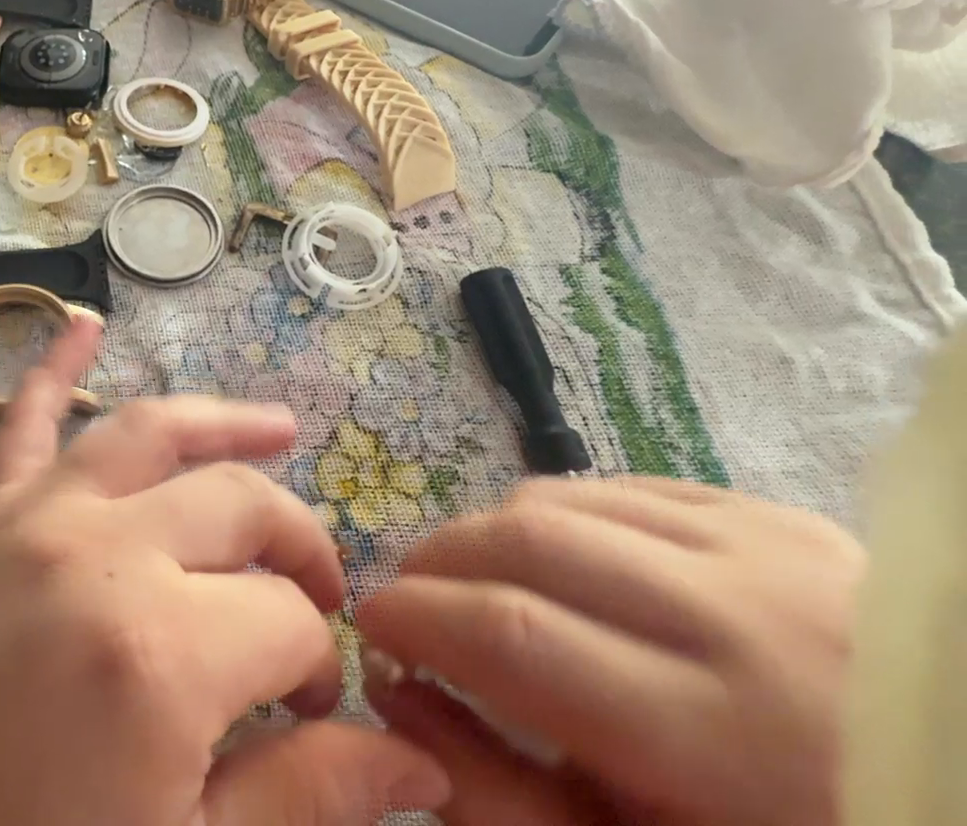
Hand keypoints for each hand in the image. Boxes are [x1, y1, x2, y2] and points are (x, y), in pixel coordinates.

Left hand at [0, 316, 448, 825]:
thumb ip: (304, 797)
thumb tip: (422, 766)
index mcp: (163, 653)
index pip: (291, 621)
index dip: (317, 665)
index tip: (306, 710)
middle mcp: (106, 554)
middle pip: (242, 509)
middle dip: (299, 549)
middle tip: (309, 602)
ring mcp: (39, 515)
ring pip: (152, 433)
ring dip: (223, 423)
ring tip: (278, 426)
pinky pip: (24, 419)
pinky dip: (54, 365)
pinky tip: (83, 323)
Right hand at [356, 477, 864, 825]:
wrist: (947, 804)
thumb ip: (494, 796)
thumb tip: (397, 693)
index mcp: (726, 737)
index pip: (512, 630)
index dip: (414, 617)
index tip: (372, 629)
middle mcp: (751, 618)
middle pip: (526, 540)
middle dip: (434, 562)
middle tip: (409, 599)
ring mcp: (776, 550)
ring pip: (565, 499)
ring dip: (486, 532)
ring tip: (474, 579)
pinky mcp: (784, 517)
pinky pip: (622, 487)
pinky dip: (557, 514)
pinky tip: (558, 563)